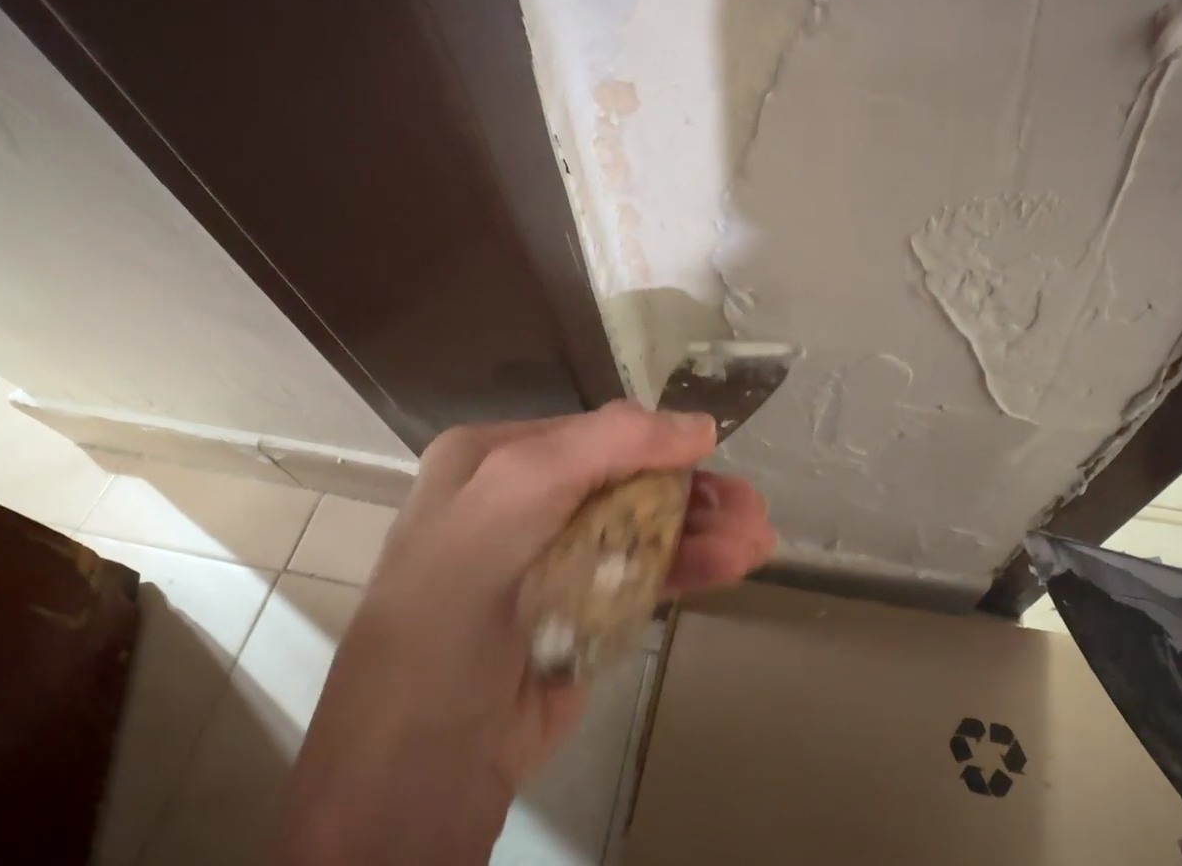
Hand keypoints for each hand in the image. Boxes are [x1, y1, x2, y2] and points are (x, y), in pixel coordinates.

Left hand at [272, 402, 776, 864]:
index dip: (652, 441)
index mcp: (488, 461)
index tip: (712, 452)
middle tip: (752, 505)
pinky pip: (644, 577)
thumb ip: (601, 445)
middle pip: (624, 480)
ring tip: (758, 538)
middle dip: (691, 489)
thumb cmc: (454, 602)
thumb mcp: (510, 496)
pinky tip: (735, 562)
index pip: (587, 435)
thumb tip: (699, 424)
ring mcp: (551, 563)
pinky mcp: (580, 614)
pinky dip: (690, 567)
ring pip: (642, 529)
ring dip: (702, 530)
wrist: (423, 757)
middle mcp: (518, 505)